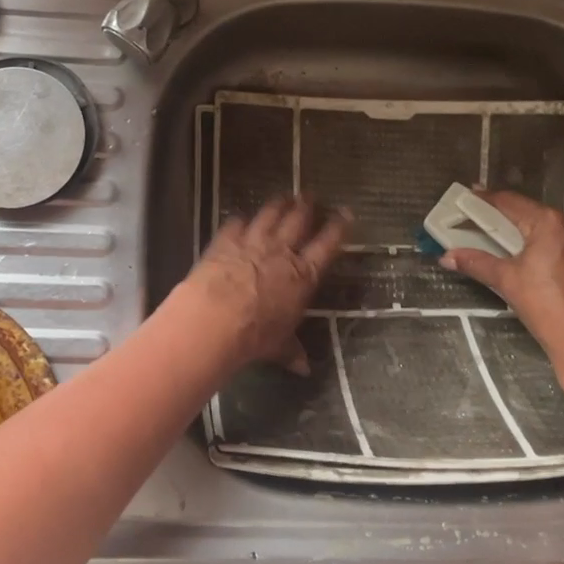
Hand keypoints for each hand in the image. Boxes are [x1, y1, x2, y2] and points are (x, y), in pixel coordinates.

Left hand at [180, 195, 349, 373]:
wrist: (217, 317)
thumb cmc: (255, 335)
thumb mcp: (278, 345)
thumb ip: (291, 351)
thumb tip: (303, 368)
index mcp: (303, 276)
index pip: (327, 245)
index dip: (338, 227)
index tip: (346, 213)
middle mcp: (281, 252)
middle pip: (298, 221)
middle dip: (307, 206)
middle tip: (310, 195)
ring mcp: (253, 241)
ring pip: (270, 215)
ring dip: (278, 205)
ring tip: (283, 196)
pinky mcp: (226, 239)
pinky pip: (236, 223)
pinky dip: (240, 219)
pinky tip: (240, 216)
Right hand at [437, 189, 563, 366]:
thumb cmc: (546, 308)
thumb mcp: (506, 281)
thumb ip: (476, 262)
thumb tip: (447, 256)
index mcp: (548, 222)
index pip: (510, 202)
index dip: (486, 199)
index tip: (469, 197)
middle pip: (536, 214)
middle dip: (512, 220)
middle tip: (490, 229)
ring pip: (559, 230)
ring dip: (539, 235)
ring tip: (522, 251)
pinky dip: (562, 251)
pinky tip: (553, 269)